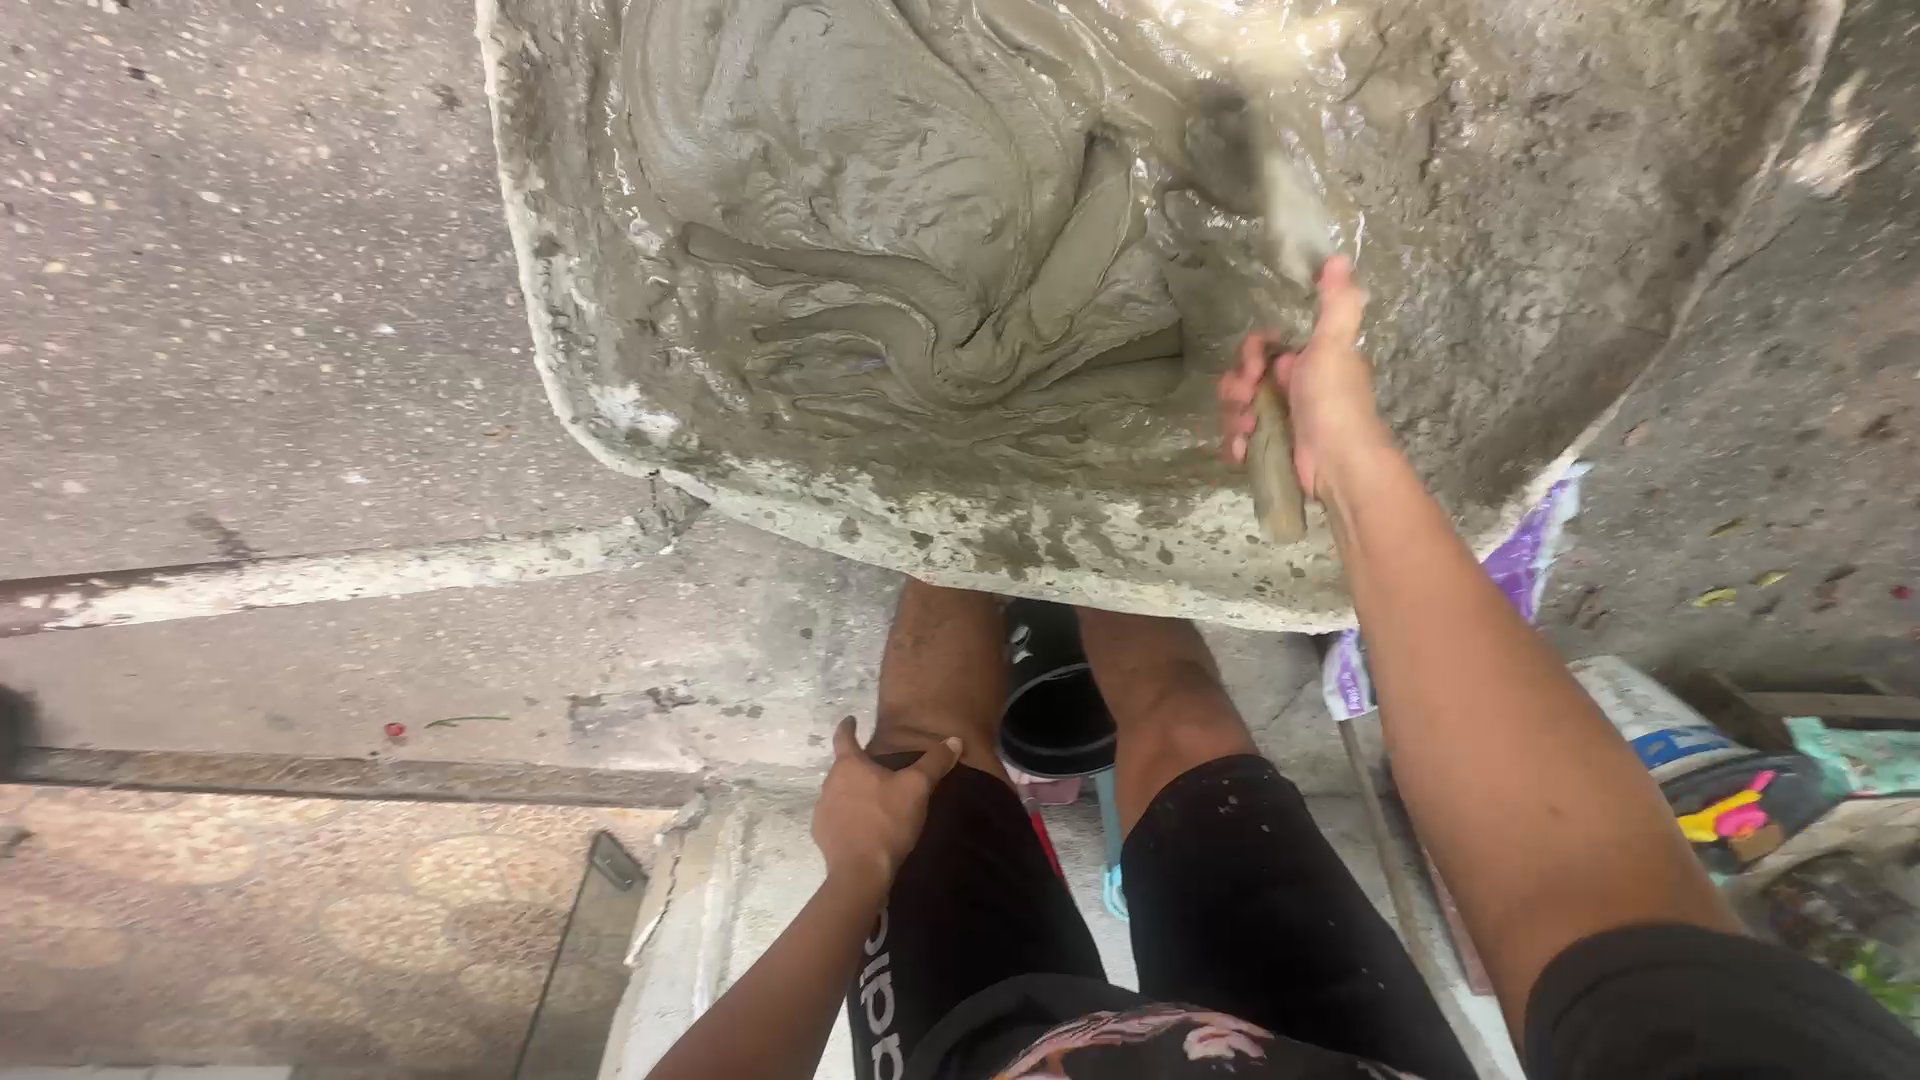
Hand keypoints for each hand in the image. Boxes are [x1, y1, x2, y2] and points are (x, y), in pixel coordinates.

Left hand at [811, 718, 961, 889]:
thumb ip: (934, 762)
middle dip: (860, 767)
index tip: (851, 719)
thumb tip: (954, 740)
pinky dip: (849, 818)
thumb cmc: (887, 821)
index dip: (848, 726)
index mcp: (849, 766)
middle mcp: (830, 783)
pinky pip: (836, 818)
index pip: (844, 737)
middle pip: (844, 767)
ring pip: (840, 793)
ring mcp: (822, 810)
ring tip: (875, 801)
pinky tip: (864, 828)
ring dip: (854, 793)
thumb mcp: (917, 788)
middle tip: (880, 771)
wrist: (861, 872)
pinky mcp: (822, 835)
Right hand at [1217, 255, 1387, 500]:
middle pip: (1240, 380)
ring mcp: (1278, 420)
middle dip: (1235, 391)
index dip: (1249, 356)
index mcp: (1306, 363)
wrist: (1337, 465)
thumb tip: (1338, 256)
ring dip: (1232, 419)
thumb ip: (1335, 304)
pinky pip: (1237, 441)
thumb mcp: (1335, 347)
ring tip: (1248, 431)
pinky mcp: (1268, 449)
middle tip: (1247, 403)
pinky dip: (1236, 446)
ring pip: (1235, 411)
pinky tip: (1244, 452)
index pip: (1260, 349)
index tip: (1254, 368)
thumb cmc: (1335, 403)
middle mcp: (1291, 389)